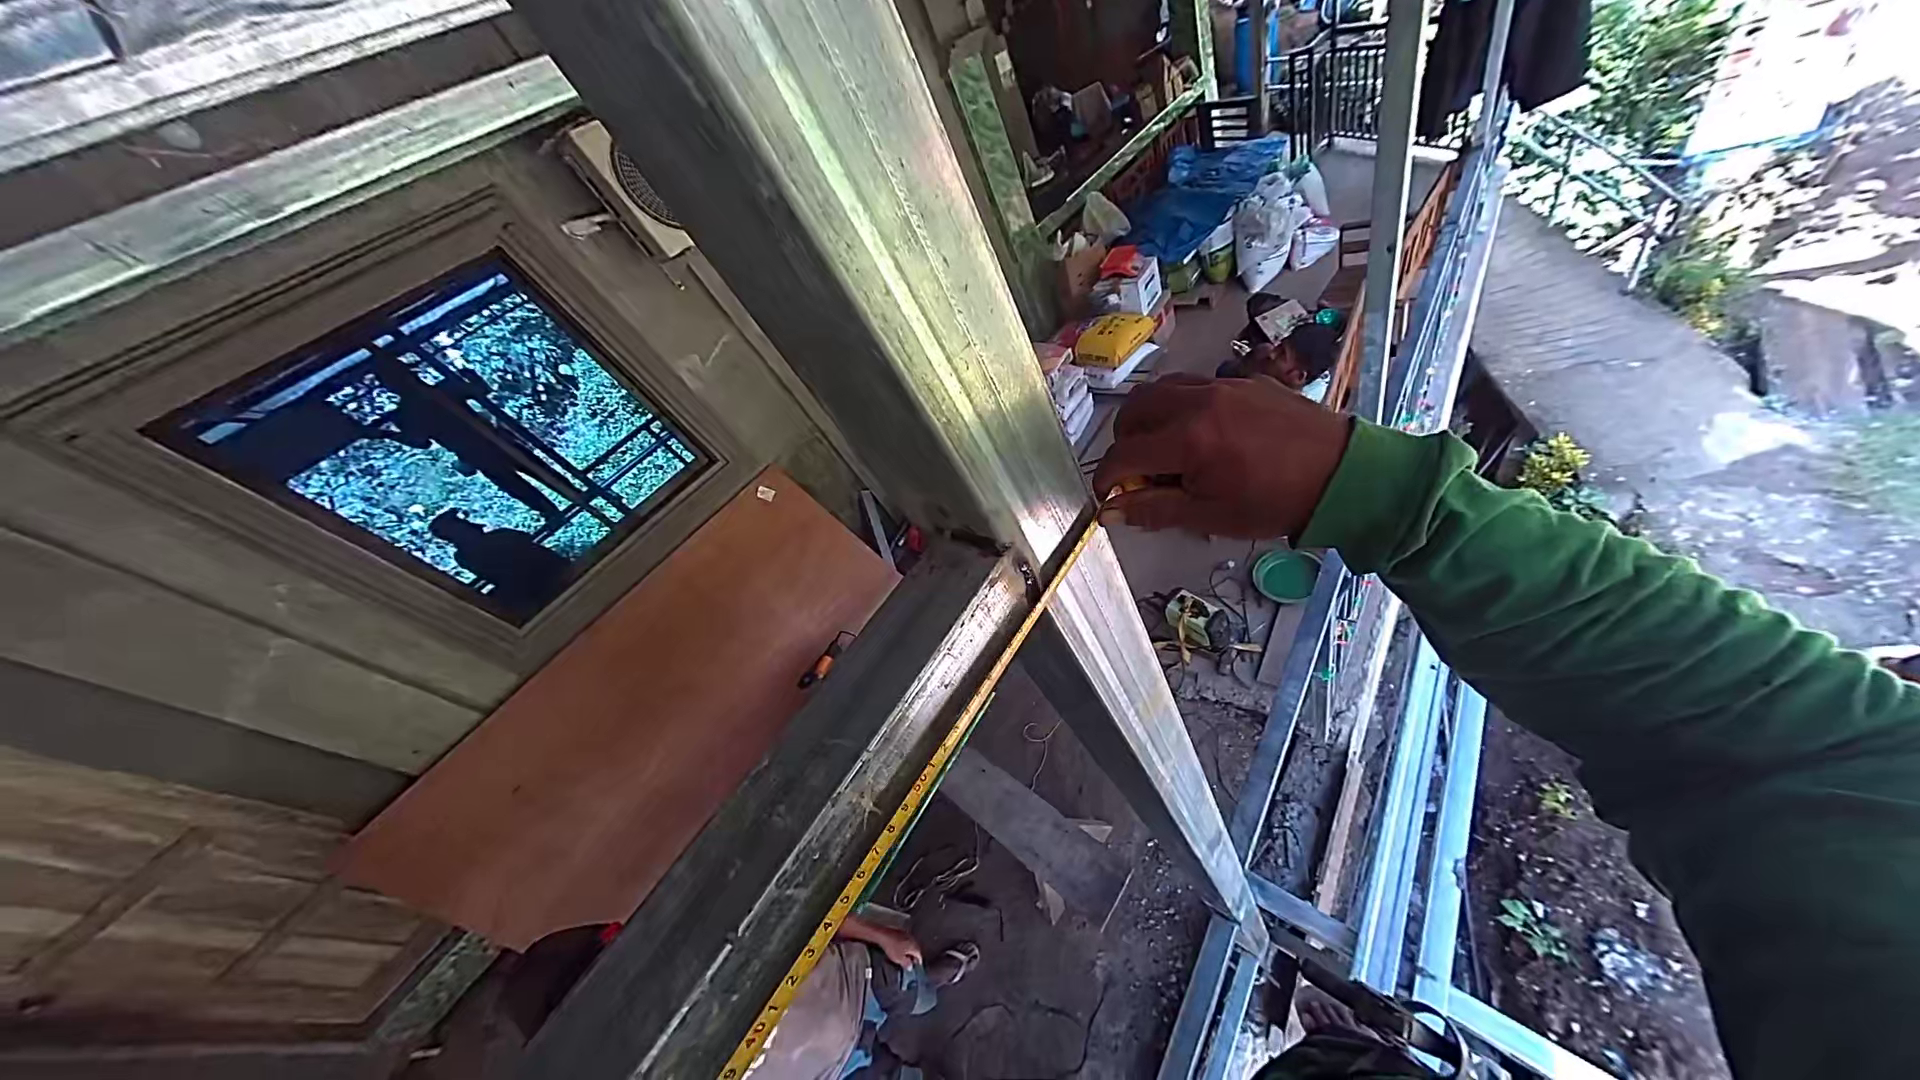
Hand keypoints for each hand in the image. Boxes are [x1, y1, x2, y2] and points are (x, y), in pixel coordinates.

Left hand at [875, 928, 923, 970]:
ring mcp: (907, 934)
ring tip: (905, 957)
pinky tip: (901, 949)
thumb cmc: (892, 948)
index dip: (918, 962)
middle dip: (914, 957)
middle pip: (916, 949)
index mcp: (913, 946)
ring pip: (911, 945)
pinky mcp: (901, 932)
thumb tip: (911, 967)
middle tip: (911, 963)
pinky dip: (905, 946)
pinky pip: (906, 941)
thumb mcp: (899, 959)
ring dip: (910, 951)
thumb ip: (906, 964)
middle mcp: (912, 939)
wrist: (883, 935)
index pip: (919, 955)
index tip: (916, 967)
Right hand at [1091, 375, 1351, 539]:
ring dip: (1148, 416)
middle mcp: (1198, 403)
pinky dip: (1180, 405)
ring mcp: (1222, 386)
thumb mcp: (1209, 516)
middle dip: (1123, 440)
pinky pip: (1195, 384)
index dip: (1106, 477)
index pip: (1123, 454)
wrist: (1342, 474)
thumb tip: (1111, 510)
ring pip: (1161, 388)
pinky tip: (1198, 432)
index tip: (1107, 493)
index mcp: (1188, 440)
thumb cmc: (1274, 502)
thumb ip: (1153, 510)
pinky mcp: (1244, 380)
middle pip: (1134, 409)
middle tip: (1135, 468)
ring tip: (1161, 445)